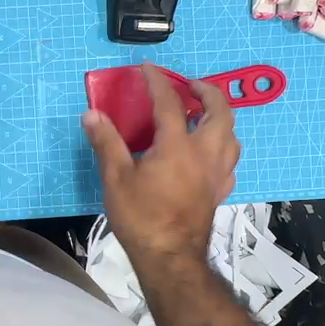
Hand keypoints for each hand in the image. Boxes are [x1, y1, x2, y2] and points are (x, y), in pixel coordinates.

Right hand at [82, 66, 239, 262]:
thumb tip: (92, 114)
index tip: (147, 68)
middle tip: (190, 86)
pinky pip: (230, 160)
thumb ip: (106, 142)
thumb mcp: (115, 177)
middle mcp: (205, 154)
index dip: (158, 81)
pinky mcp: (220, 191)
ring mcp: (217, 173)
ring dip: (220, 117)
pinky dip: (223, 146)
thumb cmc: (141, 216)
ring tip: (203, 115)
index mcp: (177, 146)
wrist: (170, 257)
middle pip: (220, 113)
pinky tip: (211, 152)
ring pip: (232, 135)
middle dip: (207, 93)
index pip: (170, 103)